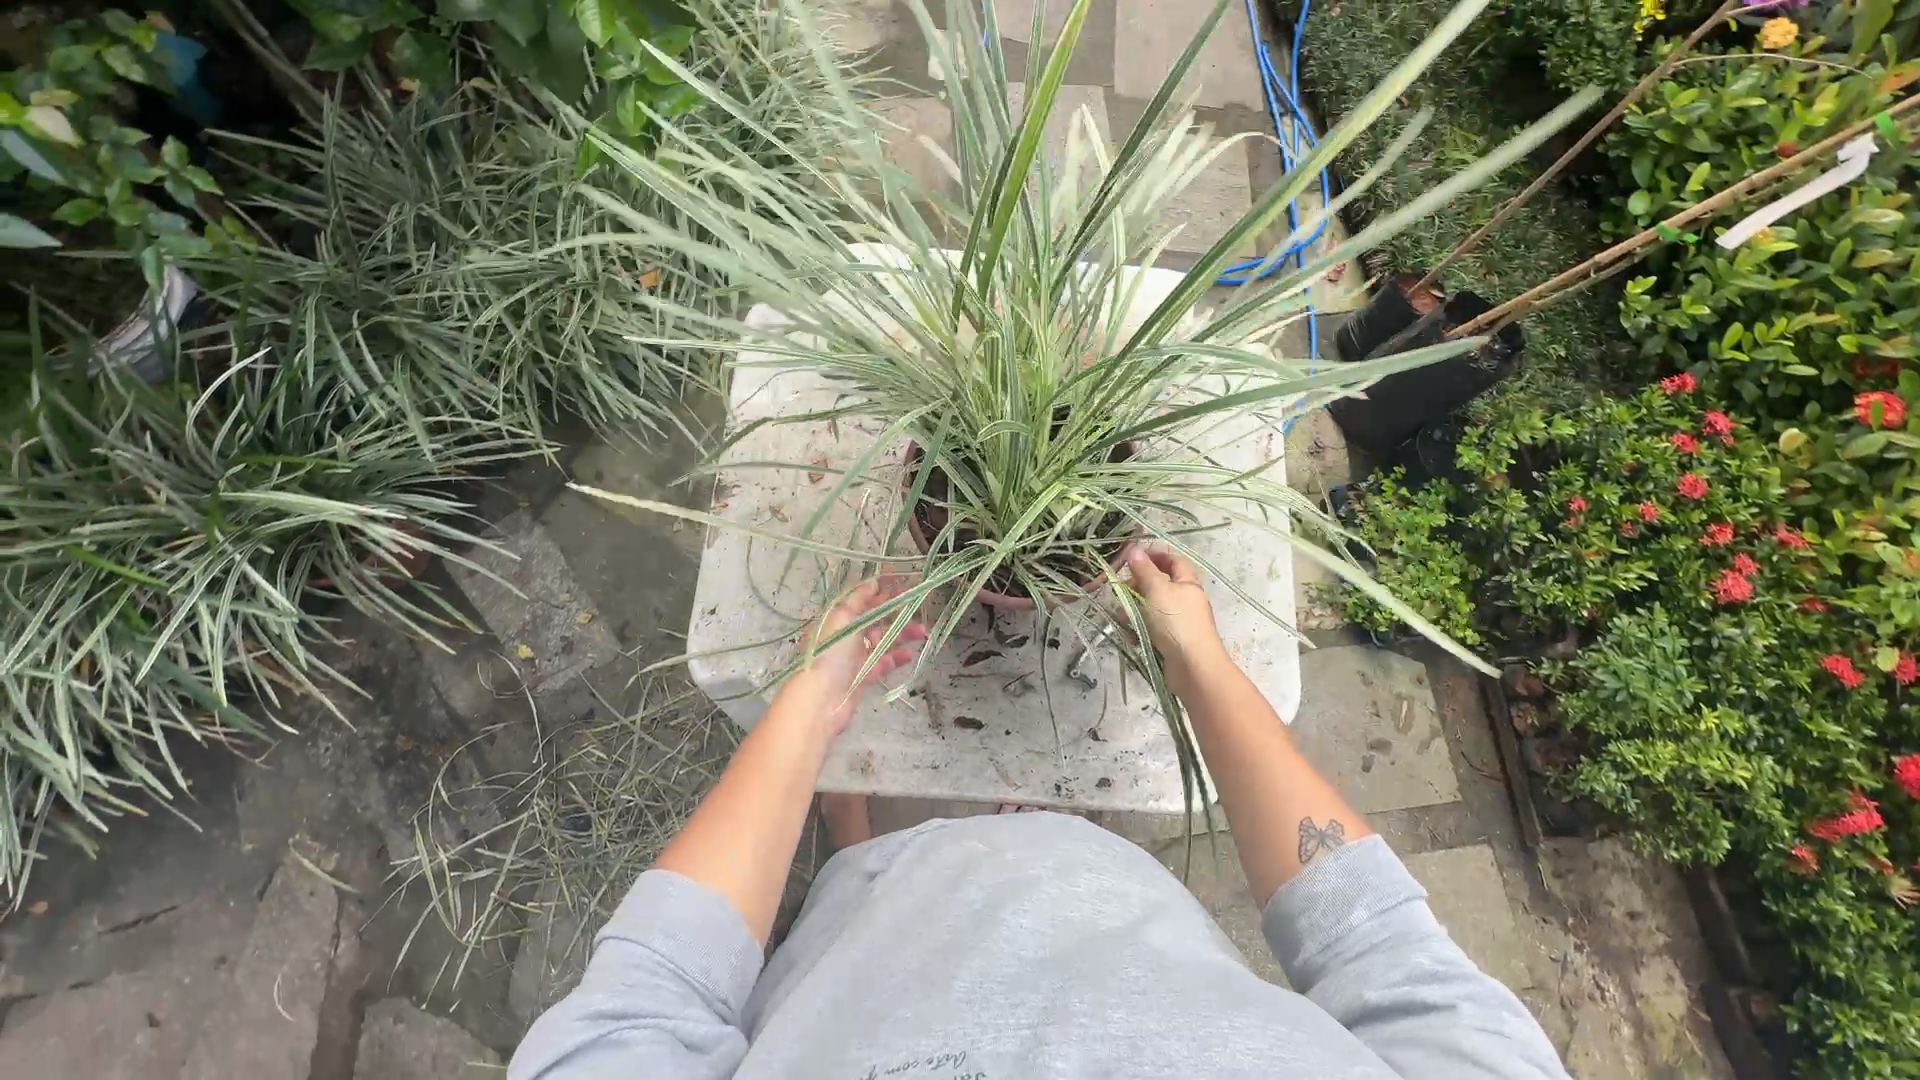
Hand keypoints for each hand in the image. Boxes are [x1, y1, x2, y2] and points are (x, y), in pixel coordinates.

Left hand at [778, 579, 927, 735]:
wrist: (821, 699)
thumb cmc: (830, 654)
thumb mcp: (842, 618)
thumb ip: (858, 599)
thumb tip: (872, 581)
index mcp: (838, 618)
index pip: (861, 598)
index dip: (879, 588)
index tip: (900, 580)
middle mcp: (846, 635)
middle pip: (874, 618)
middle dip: (894, 610)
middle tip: (917, 601)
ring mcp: (855, 657)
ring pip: (883, 640)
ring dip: (902, 634)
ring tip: (923, 631)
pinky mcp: (864, 676)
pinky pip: (884, 662)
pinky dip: (897, 657)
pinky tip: (911, 653)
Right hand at [1126, 548, 1227, 678]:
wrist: (1193, 667)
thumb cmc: (1176, 622)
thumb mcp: (1157, 590)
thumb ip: (1144, 570)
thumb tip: (1134, 550)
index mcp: (1187, 583)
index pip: (1173, 561)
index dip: (1155, 556)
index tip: (1132, 558)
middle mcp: (1186, 600)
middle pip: (1160, 584)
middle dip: (1138, 586)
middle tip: (1120, 589)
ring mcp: (1179, 622)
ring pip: (1153, 608)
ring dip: (1135, 609)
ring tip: (1121, 616)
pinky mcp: (1172, 641)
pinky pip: (1152, 629)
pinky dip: (1140, 628)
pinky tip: (1130, 634)